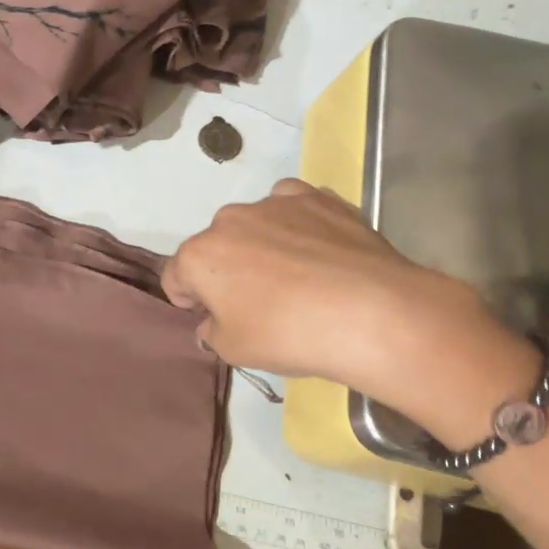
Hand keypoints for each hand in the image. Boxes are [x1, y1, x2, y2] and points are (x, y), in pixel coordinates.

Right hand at [162, 179, 499, 406]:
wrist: (372, 312)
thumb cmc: (289, 335)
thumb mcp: (234, 351)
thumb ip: (212, 331)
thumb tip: (215, 320)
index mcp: (199, 256)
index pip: (176, 278)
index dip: (193, 302)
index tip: (218, 320)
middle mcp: (229, 219)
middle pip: (215, 247)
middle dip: (228, 270)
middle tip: (261, 303)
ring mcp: (275, 203)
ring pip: (254, 225)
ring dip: (262, 246)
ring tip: (298, 279)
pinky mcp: (318, 197)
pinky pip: (293, 208)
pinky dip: (297, 225)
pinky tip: (319, 252)